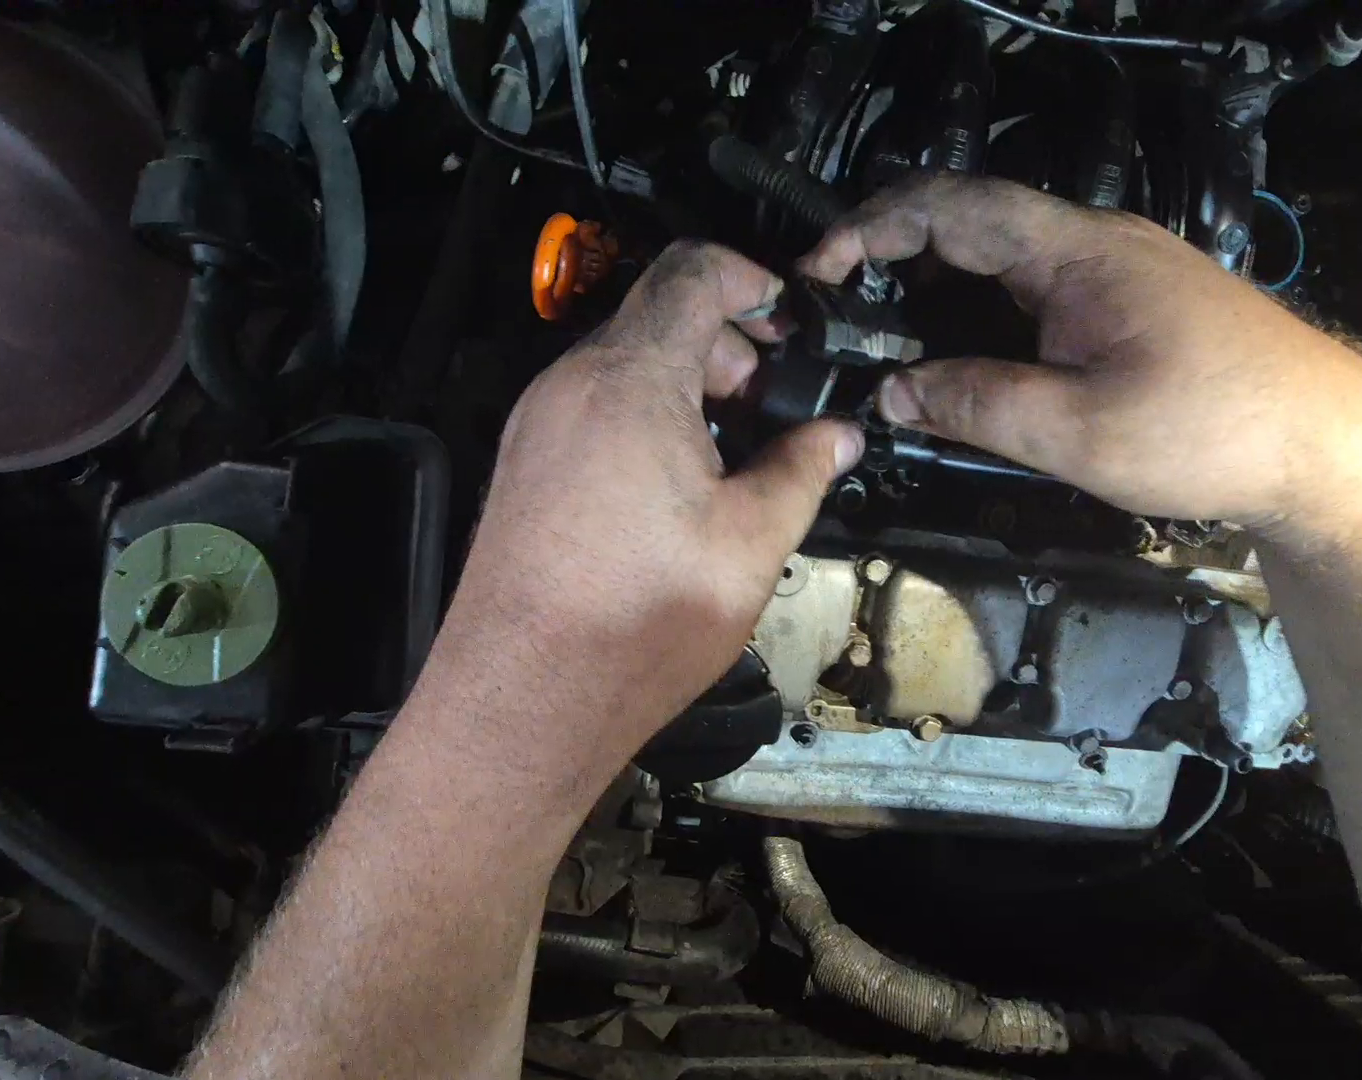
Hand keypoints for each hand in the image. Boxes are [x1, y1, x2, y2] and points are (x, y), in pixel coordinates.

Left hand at [432, 241, 862, 754]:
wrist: (523, 699)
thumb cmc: (636, 624)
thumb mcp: (750, 543)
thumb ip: (802, 470)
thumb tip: (838, 436)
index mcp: (630, 382)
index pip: (693, 273)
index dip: (752, 277)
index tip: (787, 317)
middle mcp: (569, 386)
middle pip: (658, 316)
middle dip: (726, 345)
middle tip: (769, 404)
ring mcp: (538, 424)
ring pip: (625, 363)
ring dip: (686, 384)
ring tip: (729, 452)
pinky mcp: (525, 464)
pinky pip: (594, 406)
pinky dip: (645, 415)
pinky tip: (676, 482)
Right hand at [800, 174, 1361, 531]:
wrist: (1328, 450)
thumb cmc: (1211, 434)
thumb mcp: (1078, 433)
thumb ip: (975, 404)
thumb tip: (889, 393)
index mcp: (1077, 254)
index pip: (953, 207)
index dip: (873, 228)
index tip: (817, 270)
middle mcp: (1091, 243)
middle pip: (969, 216)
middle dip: (889, 245)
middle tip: (833, 296)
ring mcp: (1109, 270)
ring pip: (995, 250)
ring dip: (926, 274)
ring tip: (873, 321)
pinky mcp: (1118, 302)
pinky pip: (1023, 283)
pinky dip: (967, 301)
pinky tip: (948, 344)